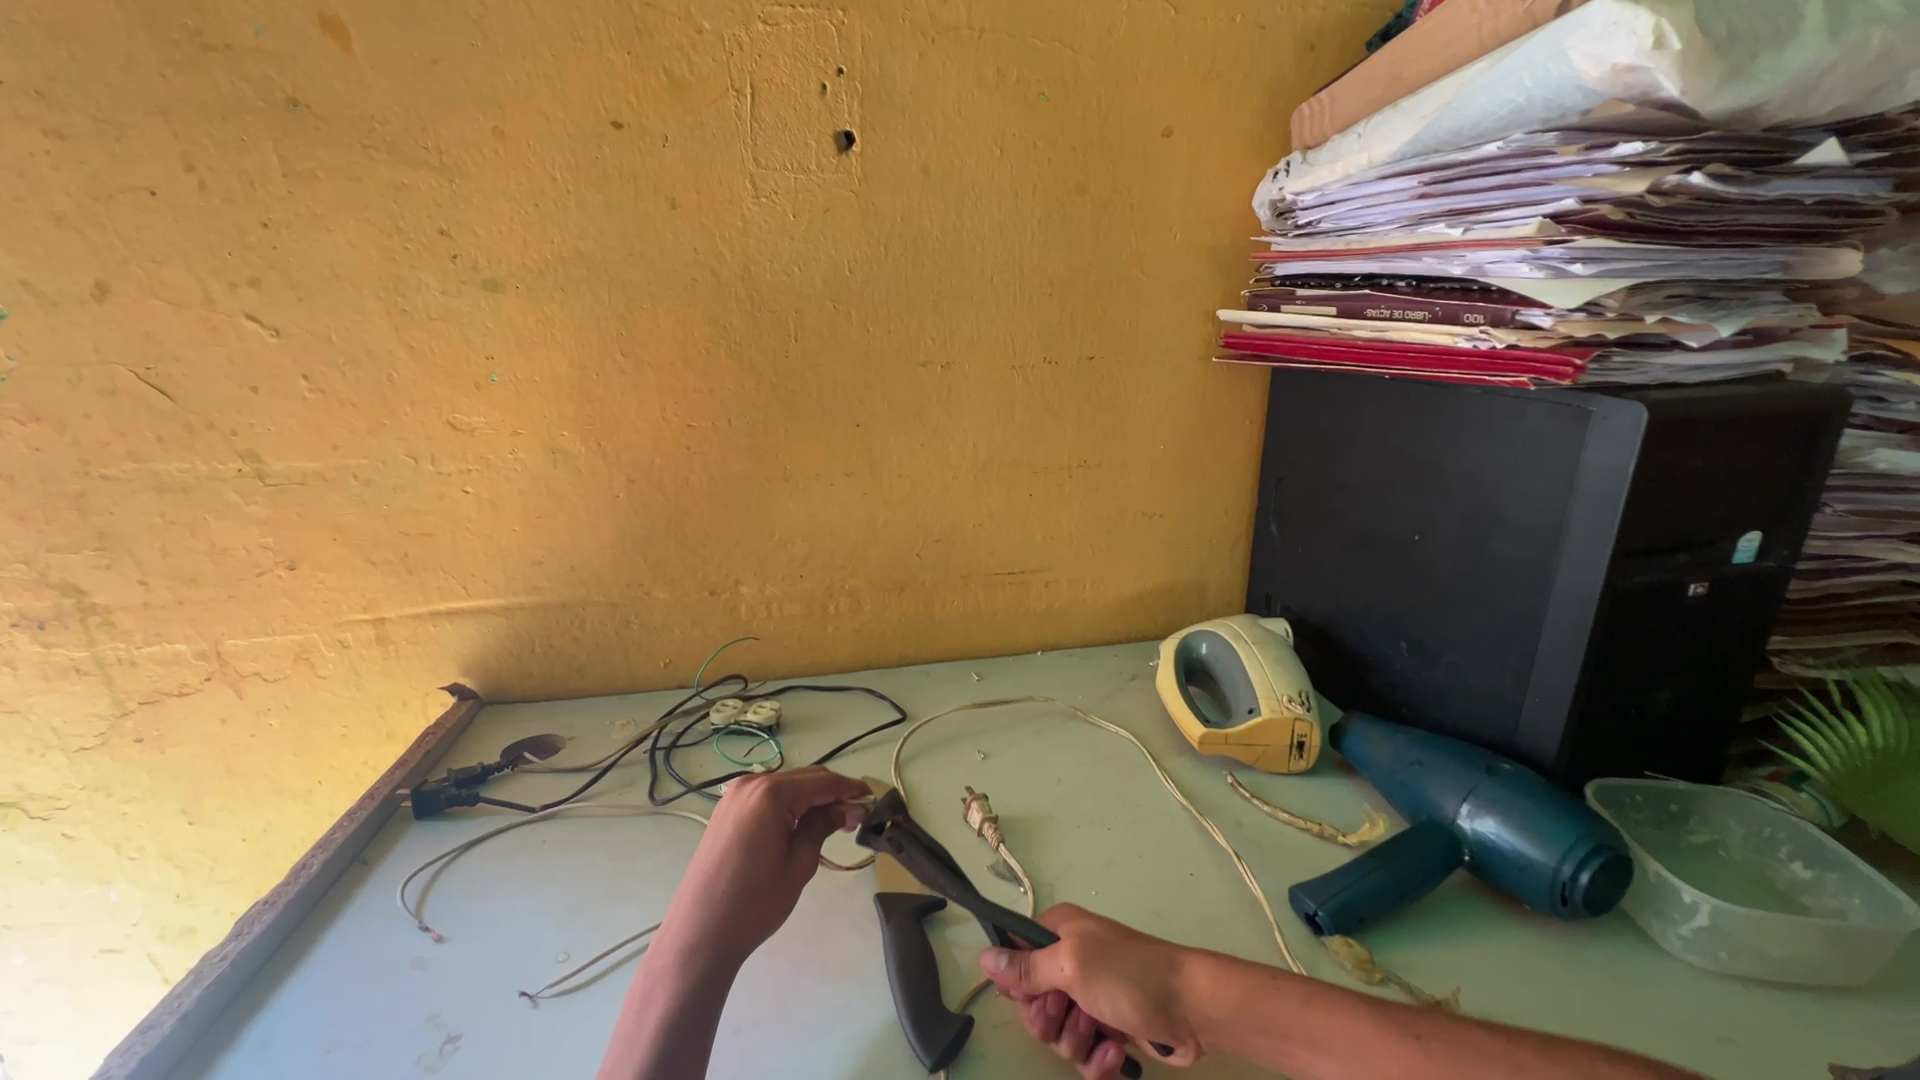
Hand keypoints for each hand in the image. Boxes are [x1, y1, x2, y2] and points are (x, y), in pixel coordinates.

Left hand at [652, 766, 870, 970]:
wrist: (700, 933)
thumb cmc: (755, 903)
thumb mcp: (799, 864)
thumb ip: (824, 827)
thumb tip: (850, 809)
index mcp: (771, 793)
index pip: (823, 782)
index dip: (850, 790)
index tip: (873, 801)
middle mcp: (752, 784)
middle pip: (805, 778)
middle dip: (832, 793)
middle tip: (855, 818)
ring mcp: (735, 796)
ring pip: (786, 786)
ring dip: (811, 798)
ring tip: (833, 823)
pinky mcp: (726, 811)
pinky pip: (767, 797)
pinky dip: (789, 804)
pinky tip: (802, 824)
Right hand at [980, 904, 1203, 1076]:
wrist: (1194, 1008)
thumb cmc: (1130, 976)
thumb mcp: (1072, 965)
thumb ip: (1026, 967)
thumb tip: (984, 957)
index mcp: (1059, 934)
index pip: (1016, 958)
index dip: (1019, 987)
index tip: (1034, 998)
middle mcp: (1072, 961)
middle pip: (1033, 1002)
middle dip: (1048, 1021)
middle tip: (1067, 1018)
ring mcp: (1091, 996)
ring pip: (1058, 1032)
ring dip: (1075, 1042)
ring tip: (1099, 1035)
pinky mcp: (1110, 1028)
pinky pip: (1085, 1052)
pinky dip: (1097, 1059)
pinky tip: (1116, 1054)